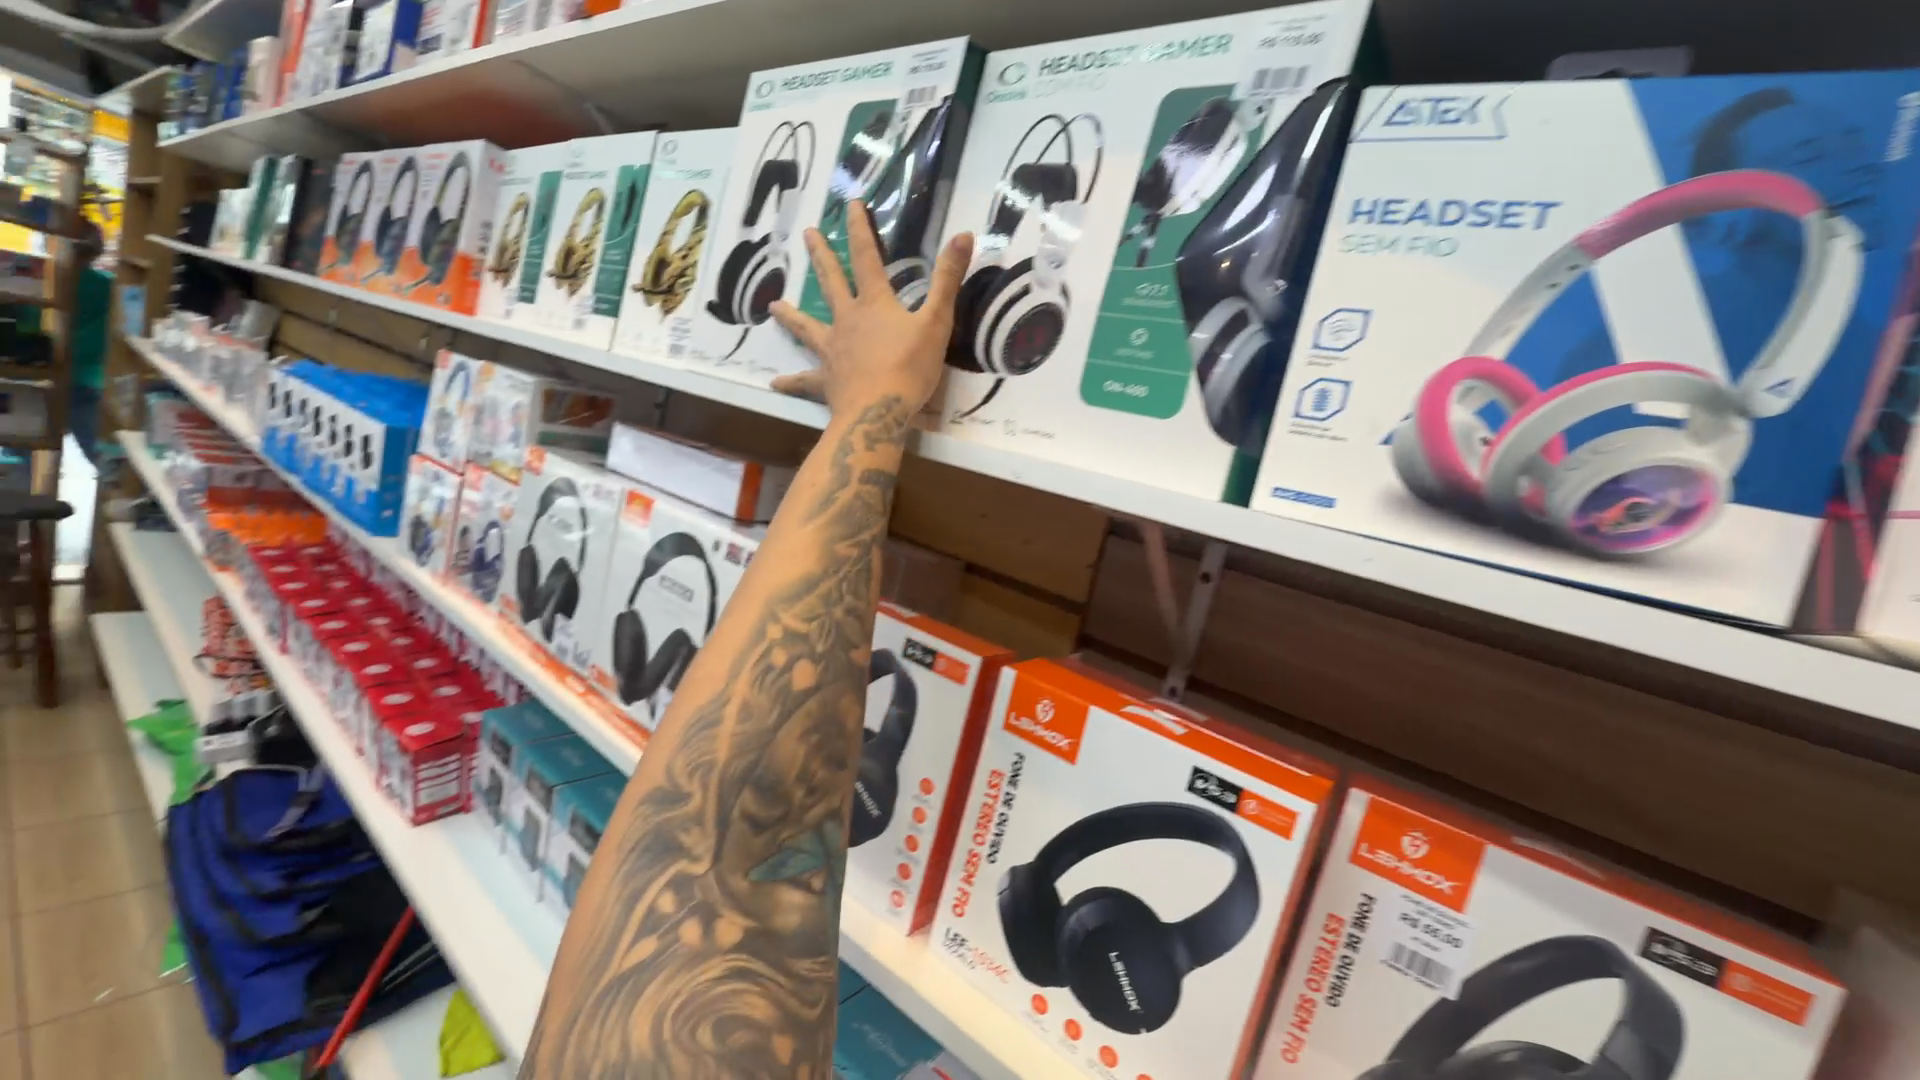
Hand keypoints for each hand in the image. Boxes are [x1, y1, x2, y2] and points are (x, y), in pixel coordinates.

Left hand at [768, 199, 972, 419]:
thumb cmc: (910, 367)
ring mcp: (832, 350)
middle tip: (808, 234)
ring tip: (773, 306)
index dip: (860, 229)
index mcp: (874, 303)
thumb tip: (964, 234)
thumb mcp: (937, 321)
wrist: (878, 411)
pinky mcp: (826, 381)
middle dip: (822, 257)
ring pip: (808, 328)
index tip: (850, 204)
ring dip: (791, 317)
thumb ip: (948, 279)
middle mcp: (847, 320)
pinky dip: (791, 383)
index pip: (866, 256)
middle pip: (831, 283)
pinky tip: (775, 383)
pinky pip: (805, 381)